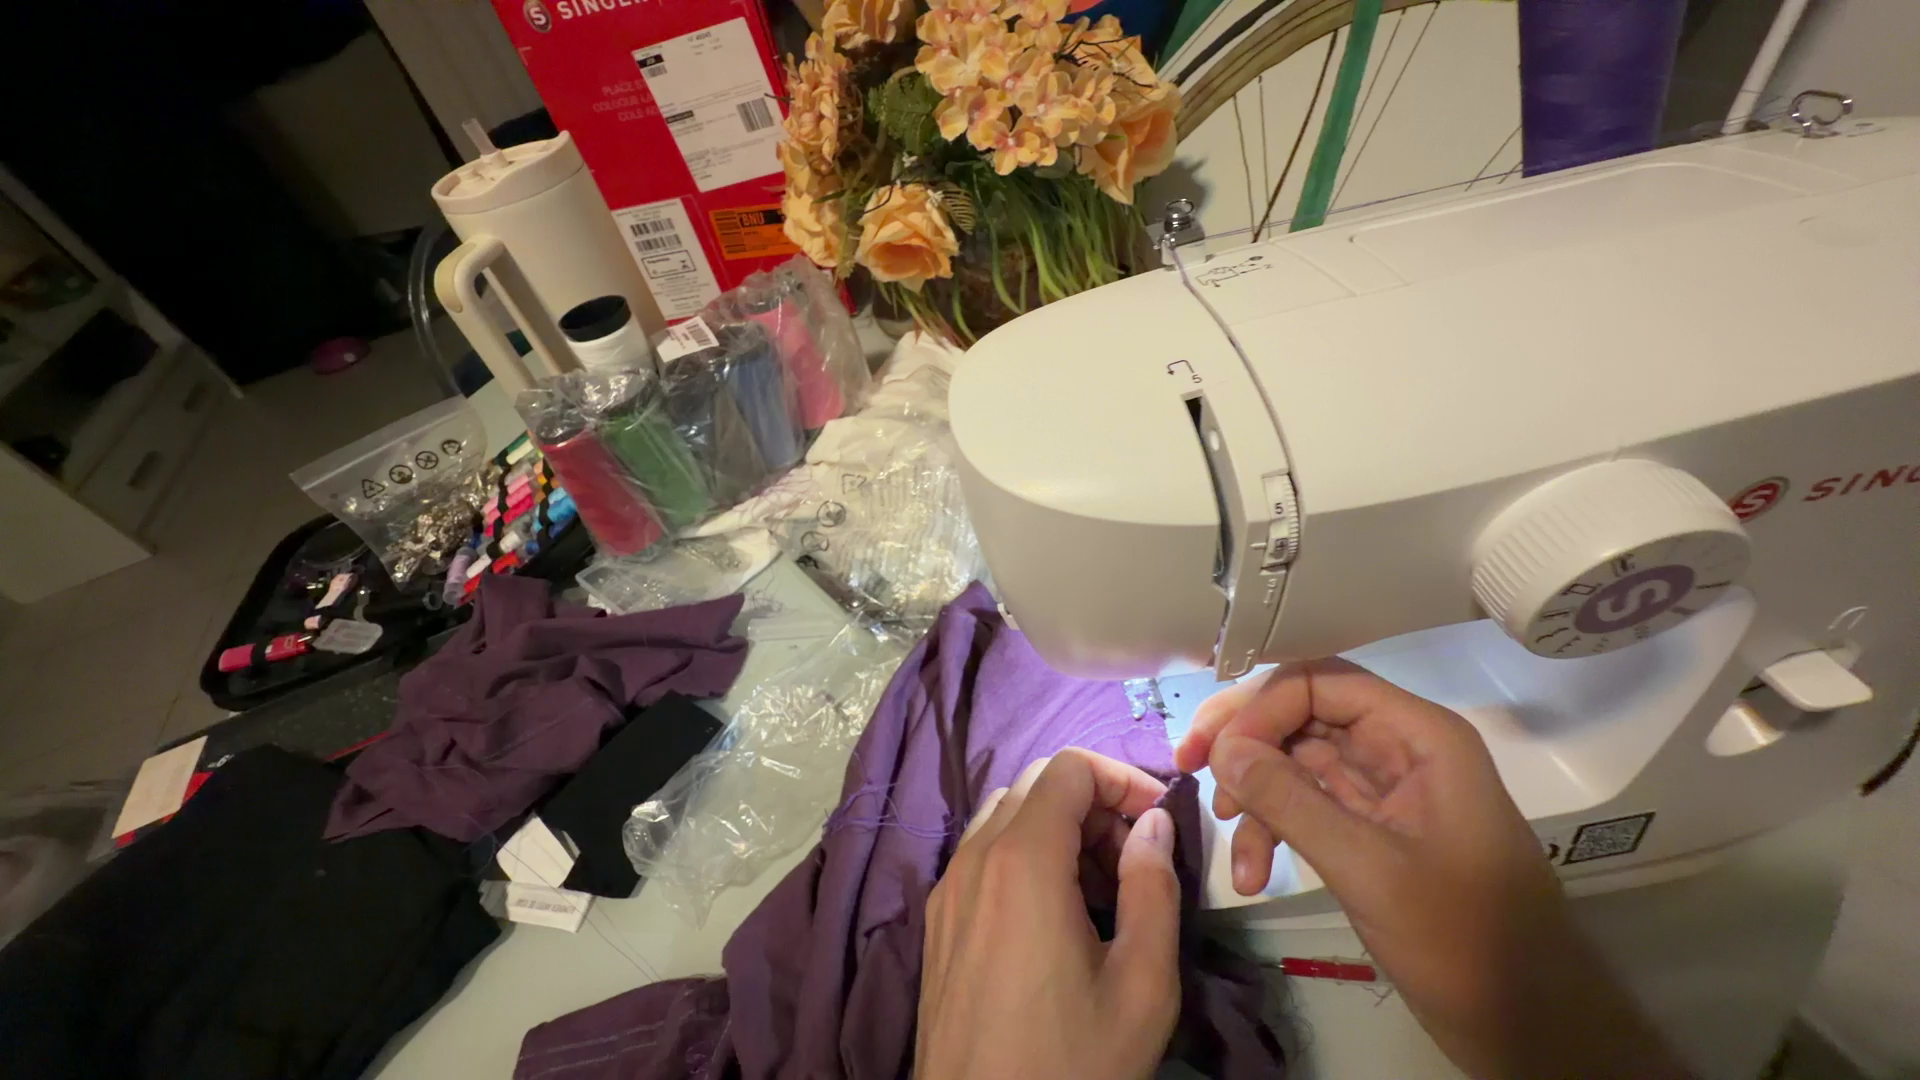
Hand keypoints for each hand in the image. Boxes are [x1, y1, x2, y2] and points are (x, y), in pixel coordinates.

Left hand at [917, 749, 1180, 1079]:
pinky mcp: (938, 917)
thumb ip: (1154, 889)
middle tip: (1136, 860)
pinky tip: (1055, 915)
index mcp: (1022, 859)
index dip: (1119, 777)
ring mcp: (948, 886)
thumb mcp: (1141, 985)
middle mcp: (975, 856)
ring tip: (1102, 890)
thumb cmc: (1070, 1062)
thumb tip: (1152, 824)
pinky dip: (1025, 853)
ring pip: (1006, 813)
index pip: (1068, 768)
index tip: (1157, 817)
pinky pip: (984, 852)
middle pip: (1036, 784)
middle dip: (1094, 804)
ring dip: (1059, 828)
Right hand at [1177, 658, 1691, 1079]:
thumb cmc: (1464, 941)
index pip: (1320, 684)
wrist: (1530, 1031)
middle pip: (1300, 715)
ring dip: (1253, 796)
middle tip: (1189, 764)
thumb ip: (1290, 800)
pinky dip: (1271, 830)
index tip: (1214, 753)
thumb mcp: (1369, 868)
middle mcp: (1398, 749)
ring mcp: (1382, 790)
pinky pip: (1304, 805)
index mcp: (1418, 736)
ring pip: (1294, 761)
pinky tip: (1251, 873)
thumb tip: (1221, 746)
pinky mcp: (1368, 829)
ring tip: (1224, 835)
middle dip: (1244, 742)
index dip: (1260, 709)